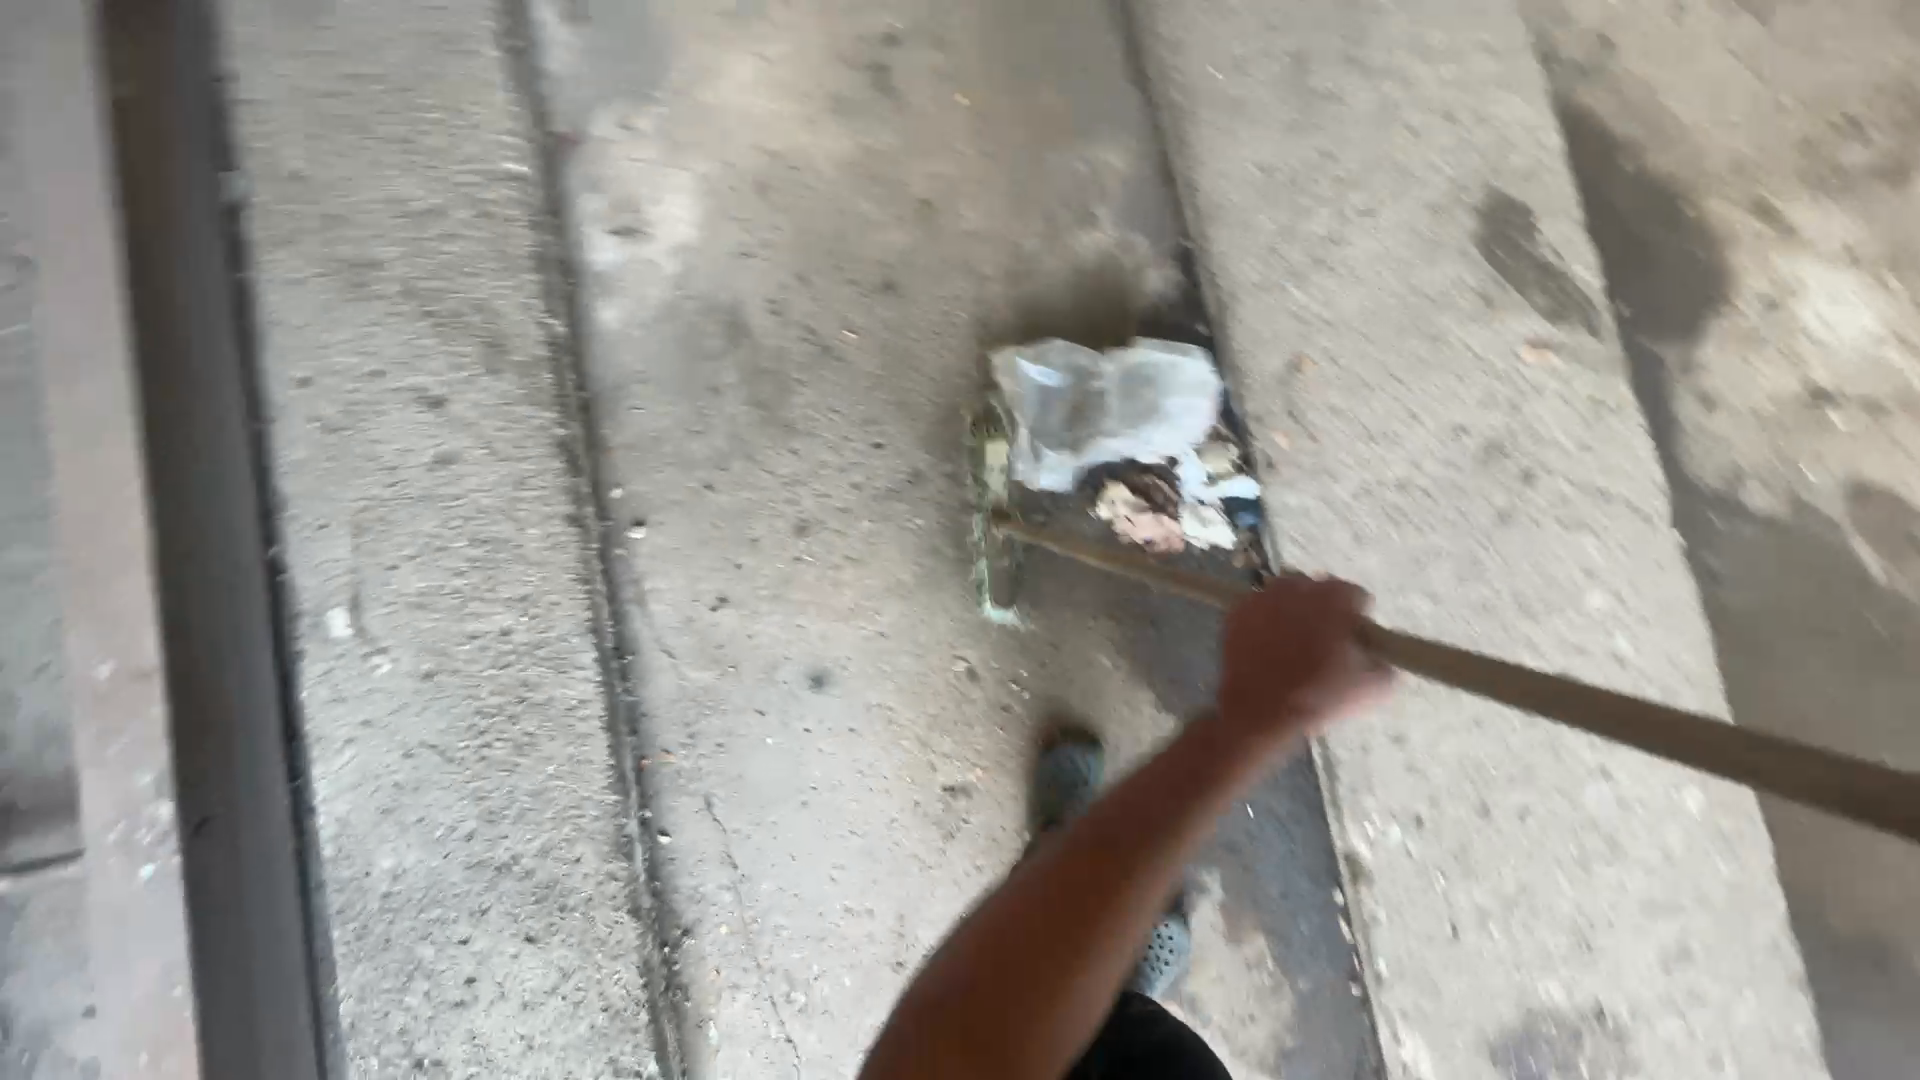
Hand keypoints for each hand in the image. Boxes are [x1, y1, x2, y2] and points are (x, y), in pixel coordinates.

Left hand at [1215, 574, 1391, 740]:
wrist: (1259, 709)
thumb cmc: (1318, 696)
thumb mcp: (1373, 687)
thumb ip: (1384, 661)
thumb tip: (1377, 654)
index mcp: (1333, 599)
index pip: (1354, 594)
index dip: (1356, 616)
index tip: (1352, 637)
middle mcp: (1296, 588)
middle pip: (1317, 589)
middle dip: (1322, 608)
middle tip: (1321, 638)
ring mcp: (1261, 597)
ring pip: (1284, 593)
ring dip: (1291, 609)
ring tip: (1291, 639)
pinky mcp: (1236, 611)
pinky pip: (1256, 607)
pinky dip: (1263, 619)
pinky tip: (1265, 642)